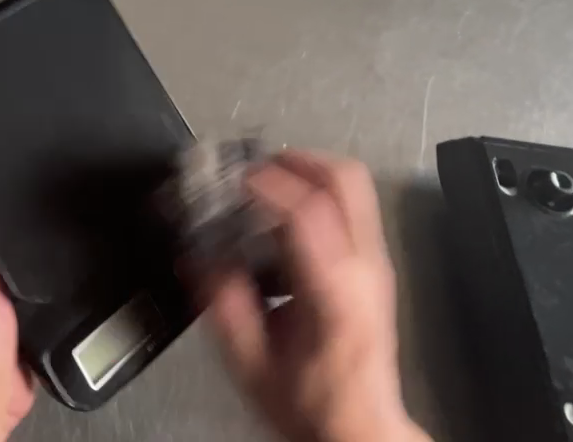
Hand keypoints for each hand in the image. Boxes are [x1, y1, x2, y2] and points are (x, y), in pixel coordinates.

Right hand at [205, 152, 428, 441]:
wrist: (361, 432)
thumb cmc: (316, 406)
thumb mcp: (251, 362)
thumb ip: (221, 302)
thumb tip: (198, 254)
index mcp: (333, 292)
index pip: (308, 211)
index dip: (266, 181)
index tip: (233, 176)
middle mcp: (362, 270)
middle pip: (343, 179)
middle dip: (293, 158)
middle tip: (254, 164)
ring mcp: (374, 265)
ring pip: (352, 185)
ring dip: (304, 172)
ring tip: (264, 183)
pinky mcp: (374, 267)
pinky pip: (349, 205)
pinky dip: (313, 193)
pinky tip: (282, 217)